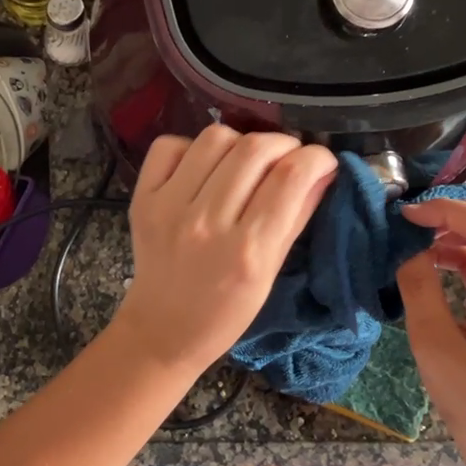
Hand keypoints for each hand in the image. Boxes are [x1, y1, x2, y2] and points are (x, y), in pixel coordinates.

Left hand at [115, 126, 335, 365]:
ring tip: (244, 163)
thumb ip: (297, 216)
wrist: (161, 327)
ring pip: (215, 138)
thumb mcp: (271, 272)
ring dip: (240, 142)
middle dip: (283, 145)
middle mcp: (207, 222)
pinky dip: (190, 148)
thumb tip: (323, 169)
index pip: (290, 177)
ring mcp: (169, 206)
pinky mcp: (142, 198)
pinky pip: (168, 146)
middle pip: (254, 149)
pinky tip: (202, 169)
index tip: (321, 160)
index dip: (316, 157)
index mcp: (247, 250)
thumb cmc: (225, 310)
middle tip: (286, 159)